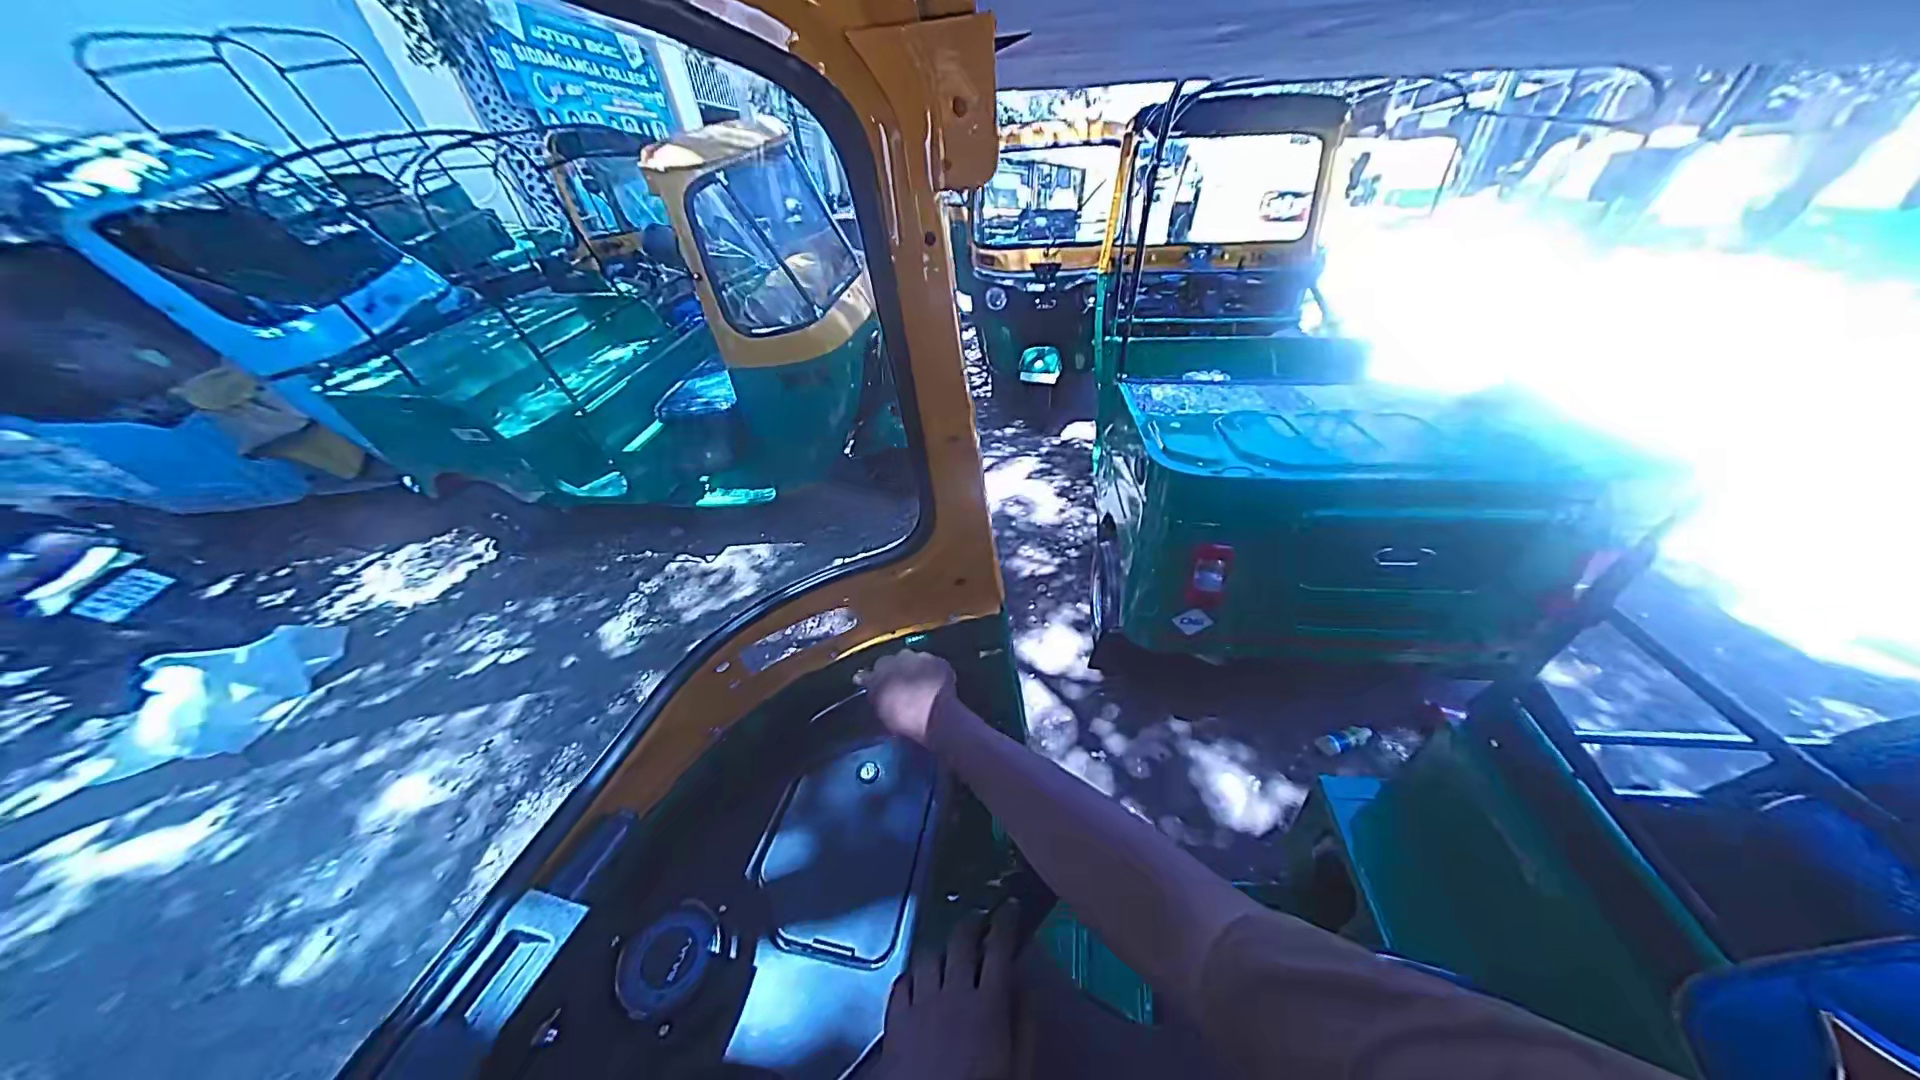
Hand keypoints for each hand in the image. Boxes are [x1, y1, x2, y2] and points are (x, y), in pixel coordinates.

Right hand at [856, 649, 958, 746]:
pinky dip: (932, 671)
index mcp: (877, 677)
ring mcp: (918, 658)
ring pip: (911, 659)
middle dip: (892, 670)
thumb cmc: (904, 721)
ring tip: (919, 682)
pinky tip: (936, 683)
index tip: (874, 685)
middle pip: (889, 661)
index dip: (871, 680)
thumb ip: (877, 698)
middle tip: (900, 685)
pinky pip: (932, 663)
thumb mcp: (882, 714)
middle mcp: (895, 661)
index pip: (865, 674)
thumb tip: (875, 693)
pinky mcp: (938, 661)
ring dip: (913, 667)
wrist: (935, 715)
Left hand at [877, 904, 1019, 1079]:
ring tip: (949, 951)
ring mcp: (920, 1006)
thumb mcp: (1017, 1073)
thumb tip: (1024, 986)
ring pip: (929, 956)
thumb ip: (1024, 1026)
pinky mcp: (895, 1022)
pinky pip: (902, 982)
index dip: (1005, 922)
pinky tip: (919, 980)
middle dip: (971, 923)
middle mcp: (953, 995)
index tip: (1010, 909)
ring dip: (942, 948)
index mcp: (987, 1006)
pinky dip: (913, 975)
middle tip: (979, 921)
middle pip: (960, 941)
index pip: (999, 948)